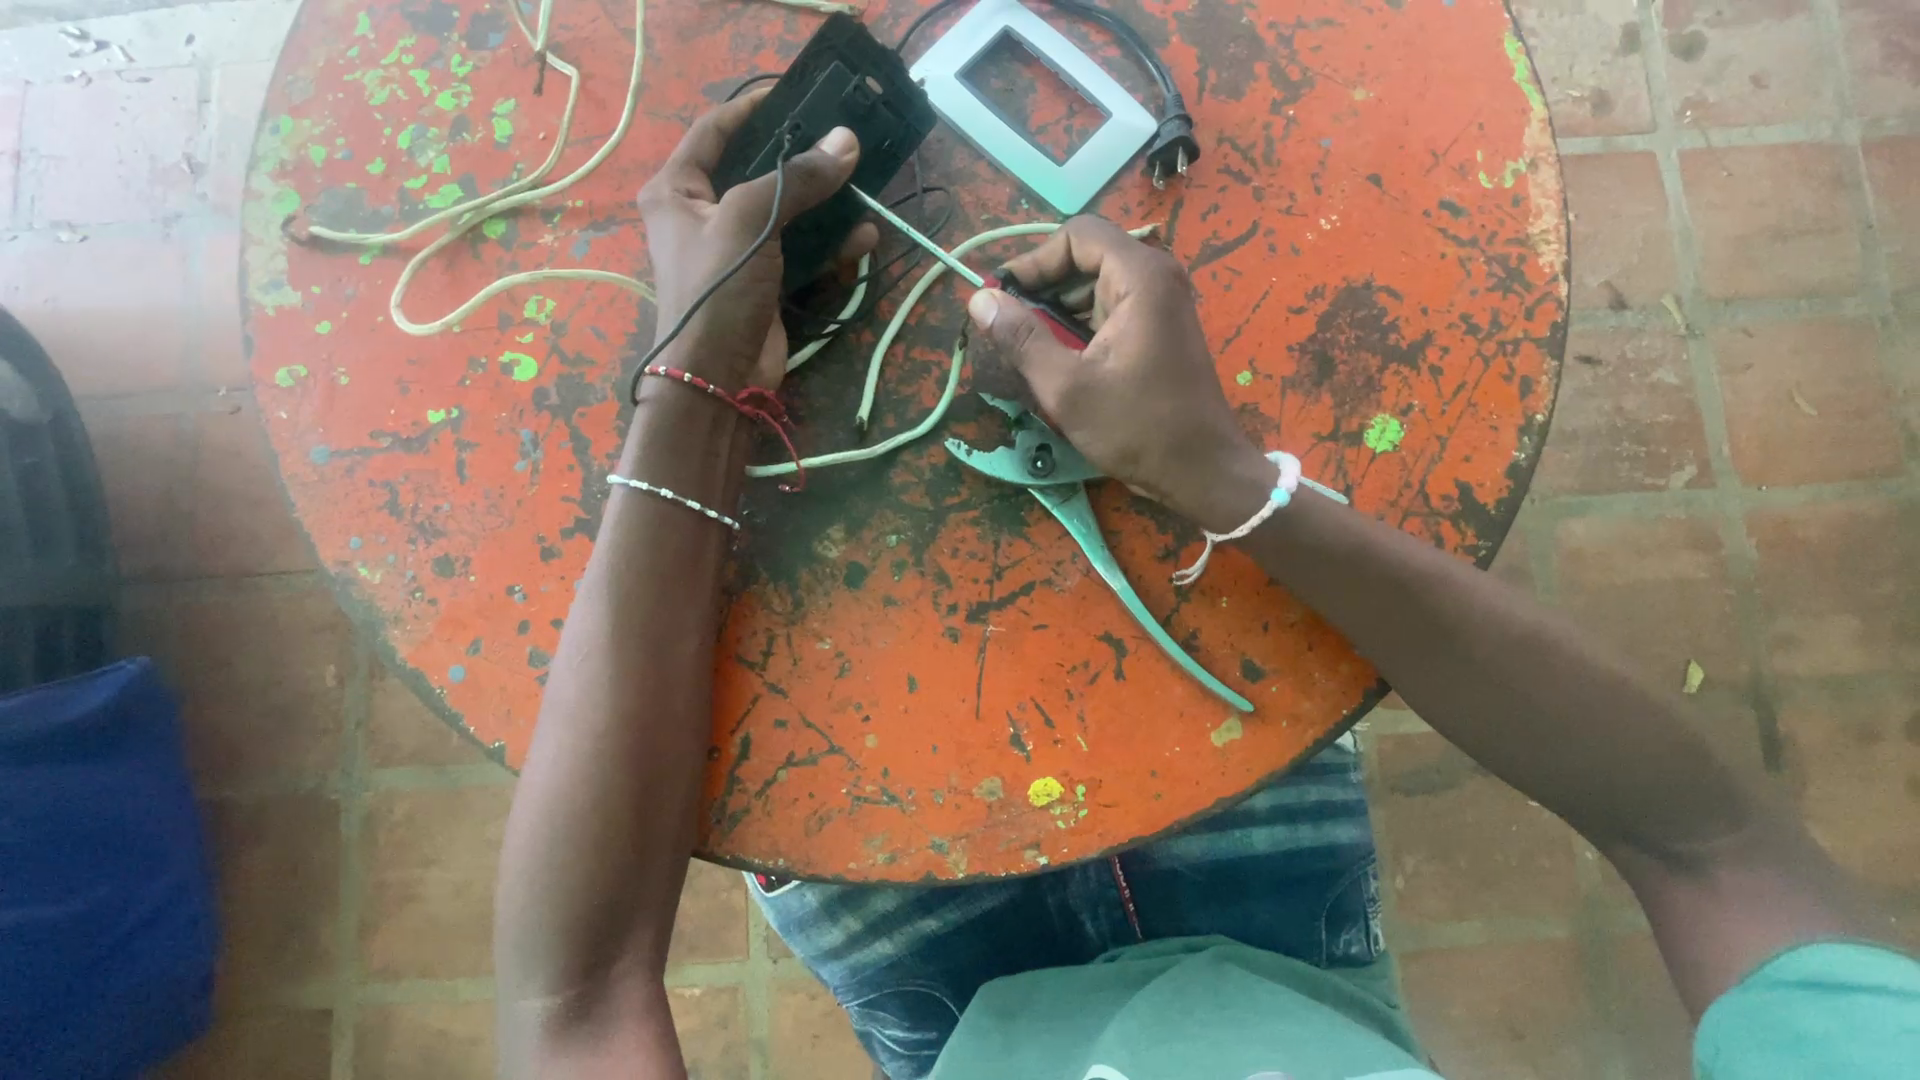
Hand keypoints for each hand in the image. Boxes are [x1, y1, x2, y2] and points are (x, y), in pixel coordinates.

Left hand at [637, 90, 875, 391]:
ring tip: (865, 193)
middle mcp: (704, 214)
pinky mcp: (766, 283)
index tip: (798, 93)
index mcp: (677, 189)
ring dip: (827, 207)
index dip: (754, 107)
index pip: (715, 130)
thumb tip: (848, 141)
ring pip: (788, 214)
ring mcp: (738, 251)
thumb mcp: (751, 220)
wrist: (719, 378)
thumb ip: (799, 179)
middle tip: (843, 143)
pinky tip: (863, 239)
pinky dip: (830, 246)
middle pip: (759, 172)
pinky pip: (801, 253)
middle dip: (803, 161)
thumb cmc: (717, 287)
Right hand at [965, 216, 1272, 531]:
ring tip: (1027, 350)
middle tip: (1008, 328)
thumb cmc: (1136, 428)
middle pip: (1086, 258)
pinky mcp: (1159, 332)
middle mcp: (1156, 278)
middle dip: (1042, 288)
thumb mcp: (1066, 387)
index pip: (1076, 234)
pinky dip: (1080, 328)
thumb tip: (979, 300)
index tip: (1003, 298)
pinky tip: (1058, 362)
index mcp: (1140, 277)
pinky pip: (1110, 312)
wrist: (1200, 471)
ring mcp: (1161, 305)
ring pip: (1096, 288)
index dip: (1034, 260)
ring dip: (1058, 312)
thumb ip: (1021, 338)